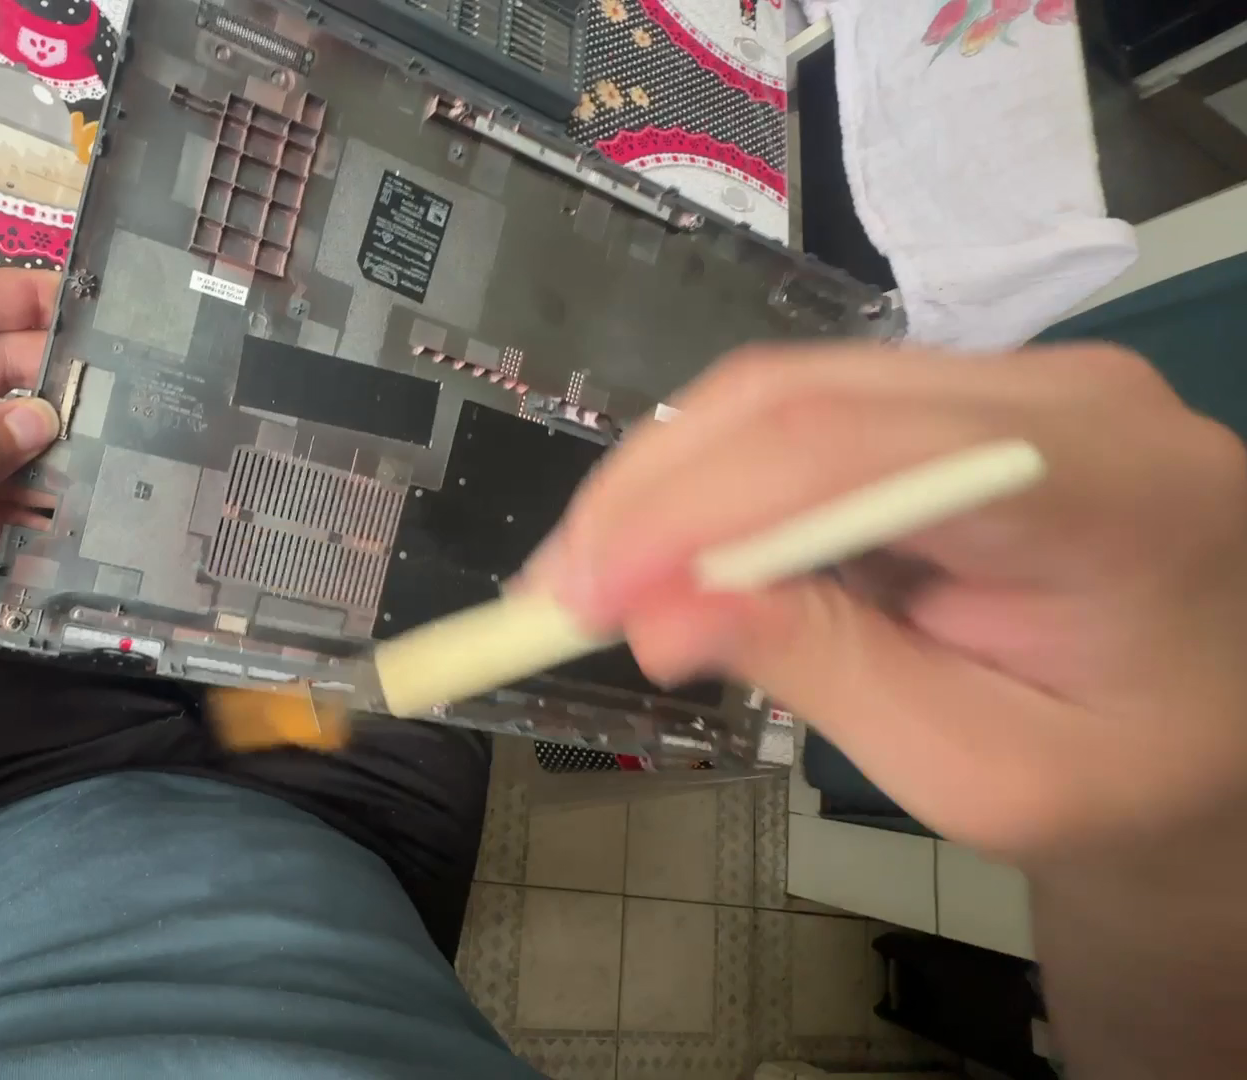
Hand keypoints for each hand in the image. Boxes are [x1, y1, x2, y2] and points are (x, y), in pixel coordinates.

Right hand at [522, 343, 1246, 860]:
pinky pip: (762, 419)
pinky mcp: (915, 402)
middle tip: (555, 592)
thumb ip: (821, 670)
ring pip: (752, 397)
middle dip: (638, 498)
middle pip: (778, 399)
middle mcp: (1039, 392)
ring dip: (643, 490)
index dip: (688, 513)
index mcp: (1103, 487)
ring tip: (580, 577)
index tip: (584, 599)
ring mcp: (974, 383)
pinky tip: (640, 548)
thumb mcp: (974, 765)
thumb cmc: (1114, 774)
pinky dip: (678, 485)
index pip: (847, 453)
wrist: (1201, 726)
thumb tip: (654, 620)